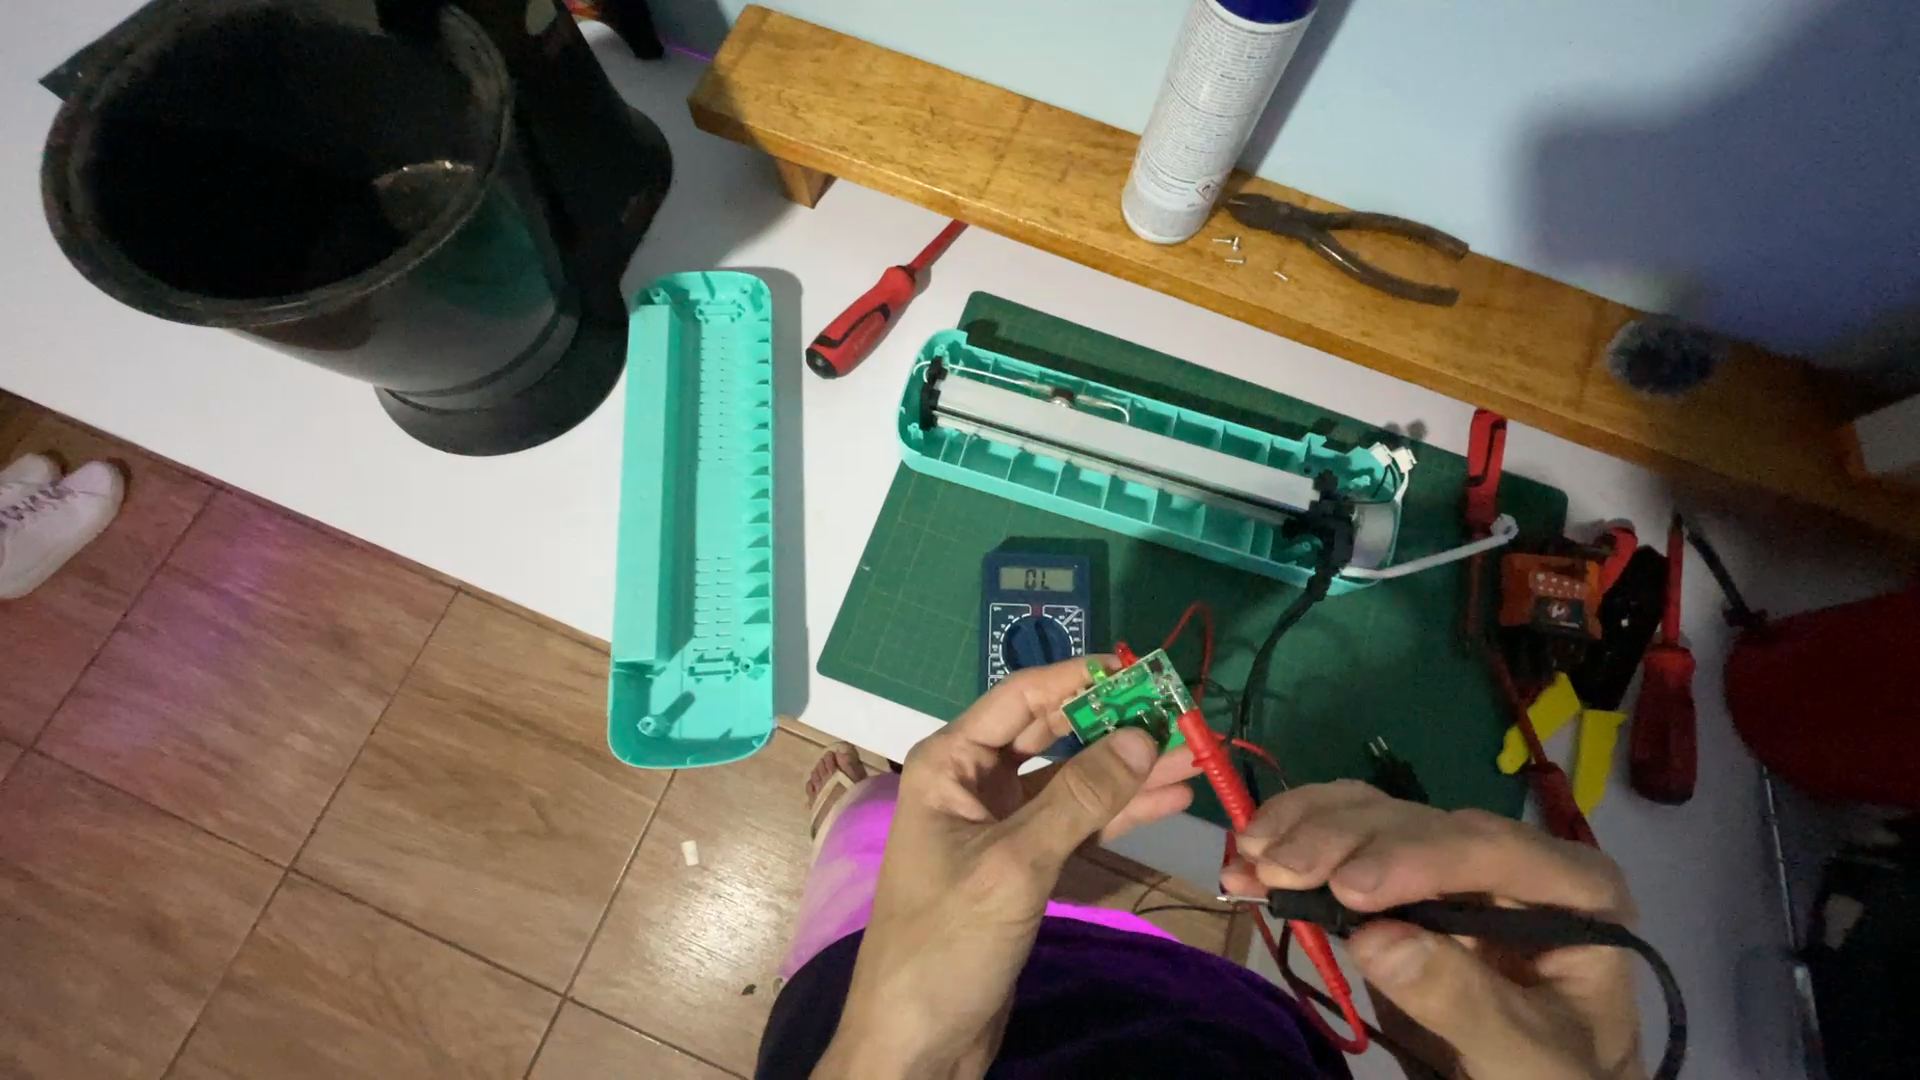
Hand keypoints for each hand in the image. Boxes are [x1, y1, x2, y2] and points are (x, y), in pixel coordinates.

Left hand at [814, 657, 1199, 1078]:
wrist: (916, 1042)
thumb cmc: (947, 940)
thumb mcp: (1016, 862)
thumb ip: (1080, 797)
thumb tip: (1142, 736)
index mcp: (951, 759)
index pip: (1021, 697)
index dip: (1078, 678)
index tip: (1137, 669)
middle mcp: (974, 777)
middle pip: (1051, 732)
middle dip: (1112, 723)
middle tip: (1177, 714)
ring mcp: (1000, 818)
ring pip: (1070, 777)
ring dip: (1126, 768)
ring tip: (1191, 755)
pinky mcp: (1023, 858)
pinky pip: (1075, 820)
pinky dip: (1118, 811)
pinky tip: (1167, 799)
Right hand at [1222, 781, 1641, 1079]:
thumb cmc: (1544, 1076)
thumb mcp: (1527, 1063)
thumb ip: (1466, 1004)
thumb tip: (1373, 937)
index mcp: (1568, 890)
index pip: (1493, 849)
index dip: (1416, 856)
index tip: (1348, 891)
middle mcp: (1498, 854)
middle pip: (1413, 822)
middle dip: (1339, 840)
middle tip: (1275, 870)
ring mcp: (1436, 854)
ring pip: (1364, 809)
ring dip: (1299, 825)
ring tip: (1250, 857)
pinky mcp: (1383, 863)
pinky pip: (1333, 824)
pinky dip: (1284, 832)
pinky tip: (1245, 854)